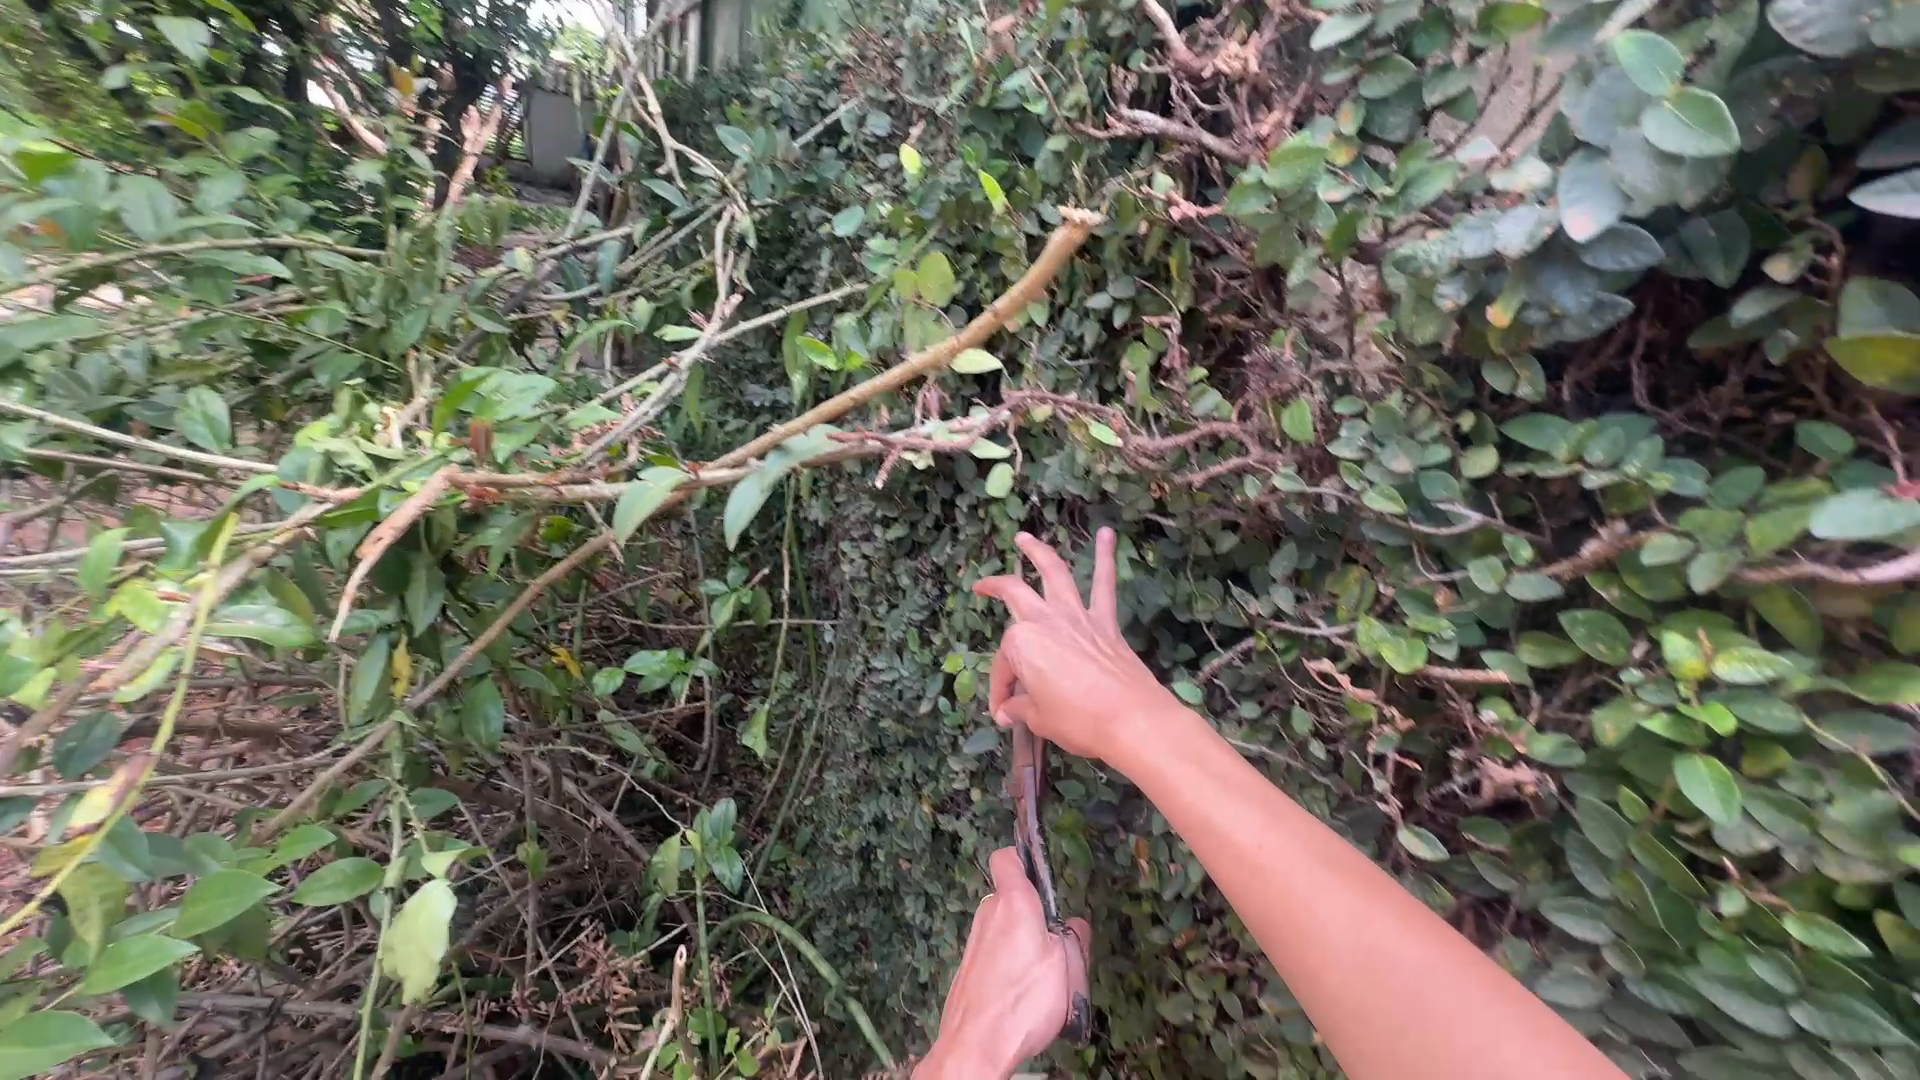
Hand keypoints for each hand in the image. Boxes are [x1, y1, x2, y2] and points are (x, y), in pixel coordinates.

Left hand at [917, 848, 1092, 1078]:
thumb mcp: (1068, 969)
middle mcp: (989, 913)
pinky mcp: (968, 966)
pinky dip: (1007, 964)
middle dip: (1032, 914)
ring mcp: (974, 940)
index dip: (1022, 859)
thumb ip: (1075, 940)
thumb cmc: (1024, 999)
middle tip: (1055, 944)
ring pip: (1002, 927)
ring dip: (1020, 942)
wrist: (976, 1044)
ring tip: (1042, 977)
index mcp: (1014, 902)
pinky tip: (1022, 994)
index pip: (1007, 858)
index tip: (1040, 876)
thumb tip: (1075, 925)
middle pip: (1010, 898)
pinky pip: (993, 952)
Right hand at [973, 528, 1180, 764]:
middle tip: (983, 585)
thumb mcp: (1039, 720)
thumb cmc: (1079, 721)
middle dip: (996, 587)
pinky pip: (1105, 584)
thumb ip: (1021, 708)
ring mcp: (1077, 617)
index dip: (1001, 692)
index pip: (1004, 667)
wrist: (1132, 719)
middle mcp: (1045, 621)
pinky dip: (1106, 557)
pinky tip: (1107, 534)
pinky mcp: (1105, 622)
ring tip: (1025, 537)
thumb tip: (1009, 711)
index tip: (1004, 713)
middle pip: (1015, 596)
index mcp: (1022, 644)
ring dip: (1038, 551)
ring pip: (1054, 573)